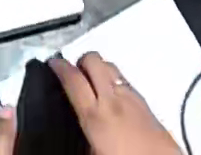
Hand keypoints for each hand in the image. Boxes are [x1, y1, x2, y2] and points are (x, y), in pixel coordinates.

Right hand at [51, 52, 181, 154]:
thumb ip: (82, 141)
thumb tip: (75, 134)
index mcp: (96, 116)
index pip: (73, 79)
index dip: (60, 67)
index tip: (52, 62)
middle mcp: (114, 100)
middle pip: (93, 59)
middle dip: (80, 61)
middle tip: (73, 74)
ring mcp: (132, 98)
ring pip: (110, 66)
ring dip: (98, 69)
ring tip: (92, 85)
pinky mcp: (147, 104)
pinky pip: (125, 81)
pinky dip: (114, 82)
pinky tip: (113, 100)